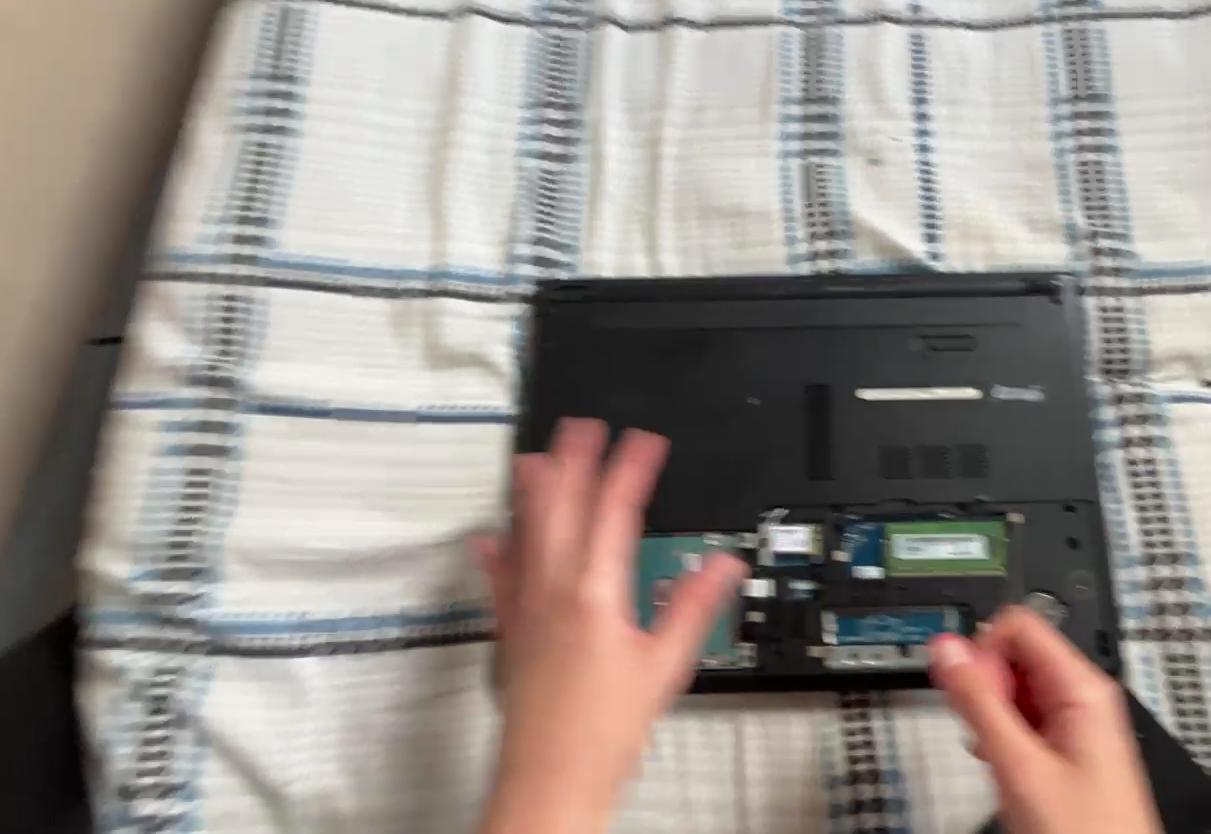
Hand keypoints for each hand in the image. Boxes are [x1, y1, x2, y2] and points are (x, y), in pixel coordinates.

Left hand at [473, 419, 747, 833]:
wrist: (550, 784)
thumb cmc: (604, 733)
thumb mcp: (665, 667)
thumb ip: (693, 608)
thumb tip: (722, 564)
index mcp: (596, 594)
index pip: (614, 512)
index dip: (629, 469)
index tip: (642, 440)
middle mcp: (555, 592)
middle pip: (562, 509)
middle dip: (573, 462)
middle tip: (581, 426)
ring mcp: (527, 609)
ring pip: (527, 534)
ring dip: (532, 492)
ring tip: (532, 457)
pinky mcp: (510, 631)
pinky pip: (500, 578)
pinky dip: (497, 549)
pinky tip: (489, 535)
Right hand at [929, 607, 1162, 833]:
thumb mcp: (1021, 768)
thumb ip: (979, 703)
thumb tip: (946, 648)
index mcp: (1082, 687)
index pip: (1018, 624)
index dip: (984, 649)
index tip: (966, 688)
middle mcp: (1081, 695)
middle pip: (1014, 654)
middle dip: (985, 685)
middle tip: (978, 728)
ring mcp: (1074, 722)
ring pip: (1014, 686)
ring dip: (991, 713)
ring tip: (993, 755)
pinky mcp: (1064, 746)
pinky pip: (1022, 716)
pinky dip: (1001, 733)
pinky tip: (1001, 765)